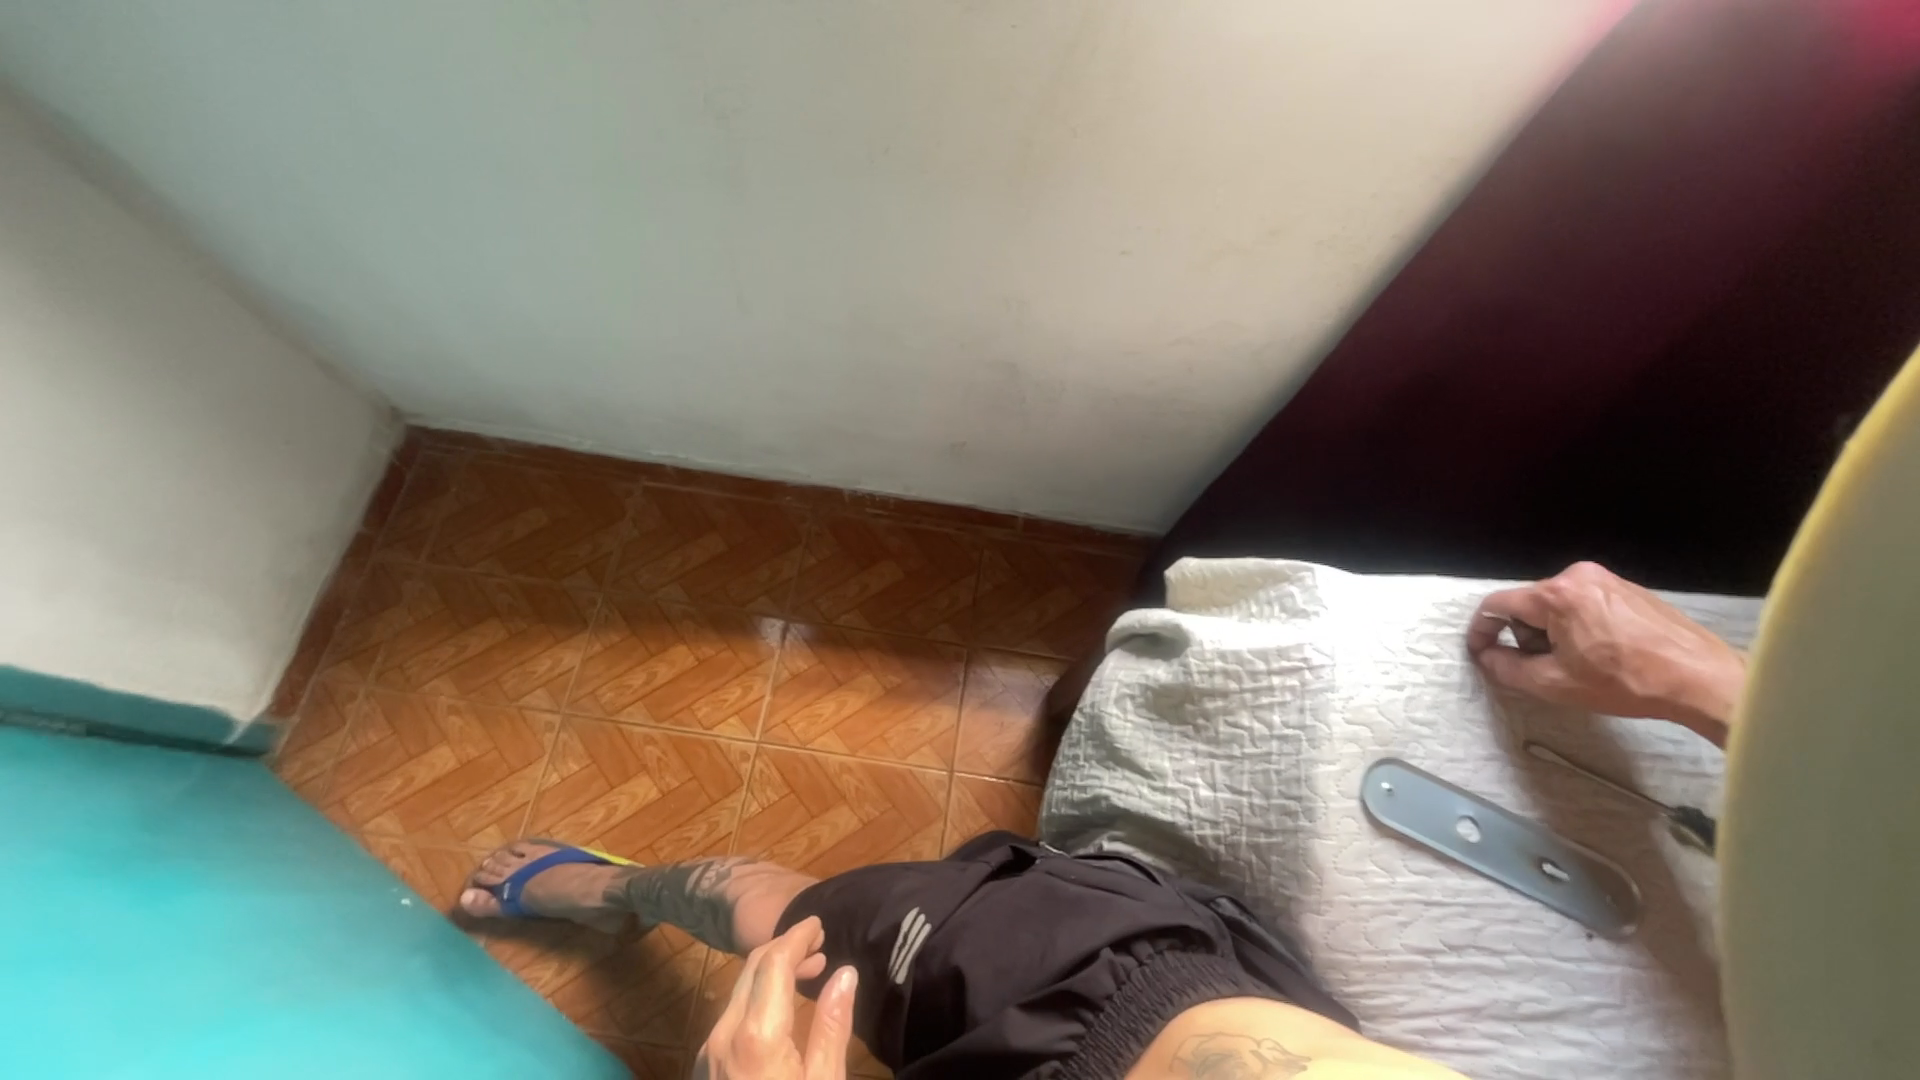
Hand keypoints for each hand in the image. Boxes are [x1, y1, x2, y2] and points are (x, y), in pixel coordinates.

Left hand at [694, 917, 858, 1079]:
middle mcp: (723, 1034)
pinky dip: (758, 995)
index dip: (797, 936)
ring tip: (808, 969)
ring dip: (773, 970)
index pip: (774, 962)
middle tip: (819, 942)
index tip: (819, 924)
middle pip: (752, 967)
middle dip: (786, 946)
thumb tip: (845, 973)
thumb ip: (832, 1028)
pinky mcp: (705, 1067)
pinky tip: (780, 1006)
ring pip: (740, 989)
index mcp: (756, 1035)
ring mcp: (709, 1052)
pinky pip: (732, 1014)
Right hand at [1467, 562, 1745, 745]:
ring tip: (1577, 661)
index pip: (1496, 605)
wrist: (1704, 680)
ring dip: (1552, 631)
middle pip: (1527, 604)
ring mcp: (1607, 579)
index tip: (1480, 652)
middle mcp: (1577, 576)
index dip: (1480, 630)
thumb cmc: (1625, 682)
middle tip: (1544, 666)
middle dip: (1525, 634)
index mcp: (1555, 595)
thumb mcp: (1554, 683)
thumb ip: (1507, 668)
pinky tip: (1600, 651)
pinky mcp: (1630, 589)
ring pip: (1555, 604)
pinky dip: (1578, 625)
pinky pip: (1584, 603)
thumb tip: (1487, 656)